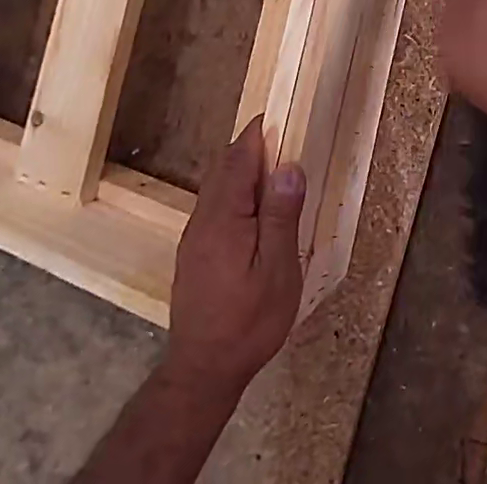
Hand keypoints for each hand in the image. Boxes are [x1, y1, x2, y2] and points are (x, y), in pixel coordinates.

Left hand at [164, 125, 305, 394]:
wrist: (203, 371)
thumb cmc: (249, 320)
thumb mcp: (277, 269)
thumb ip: (281, 215)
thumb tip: (288, 166)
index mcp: (223, 217)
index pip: (239, 157)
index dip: (260, 132)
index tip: (283, 115)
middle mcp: (203, 219)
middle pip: (225, 166)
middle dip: (255, 147)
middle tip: (290, 140)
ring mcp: (196, 236)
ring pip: (220, 186)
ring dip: (247, 170)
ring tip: (281, 171)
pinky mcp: (196, 251)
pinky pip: (217, 206)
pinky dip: (239, 192)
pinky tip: (260, 210)